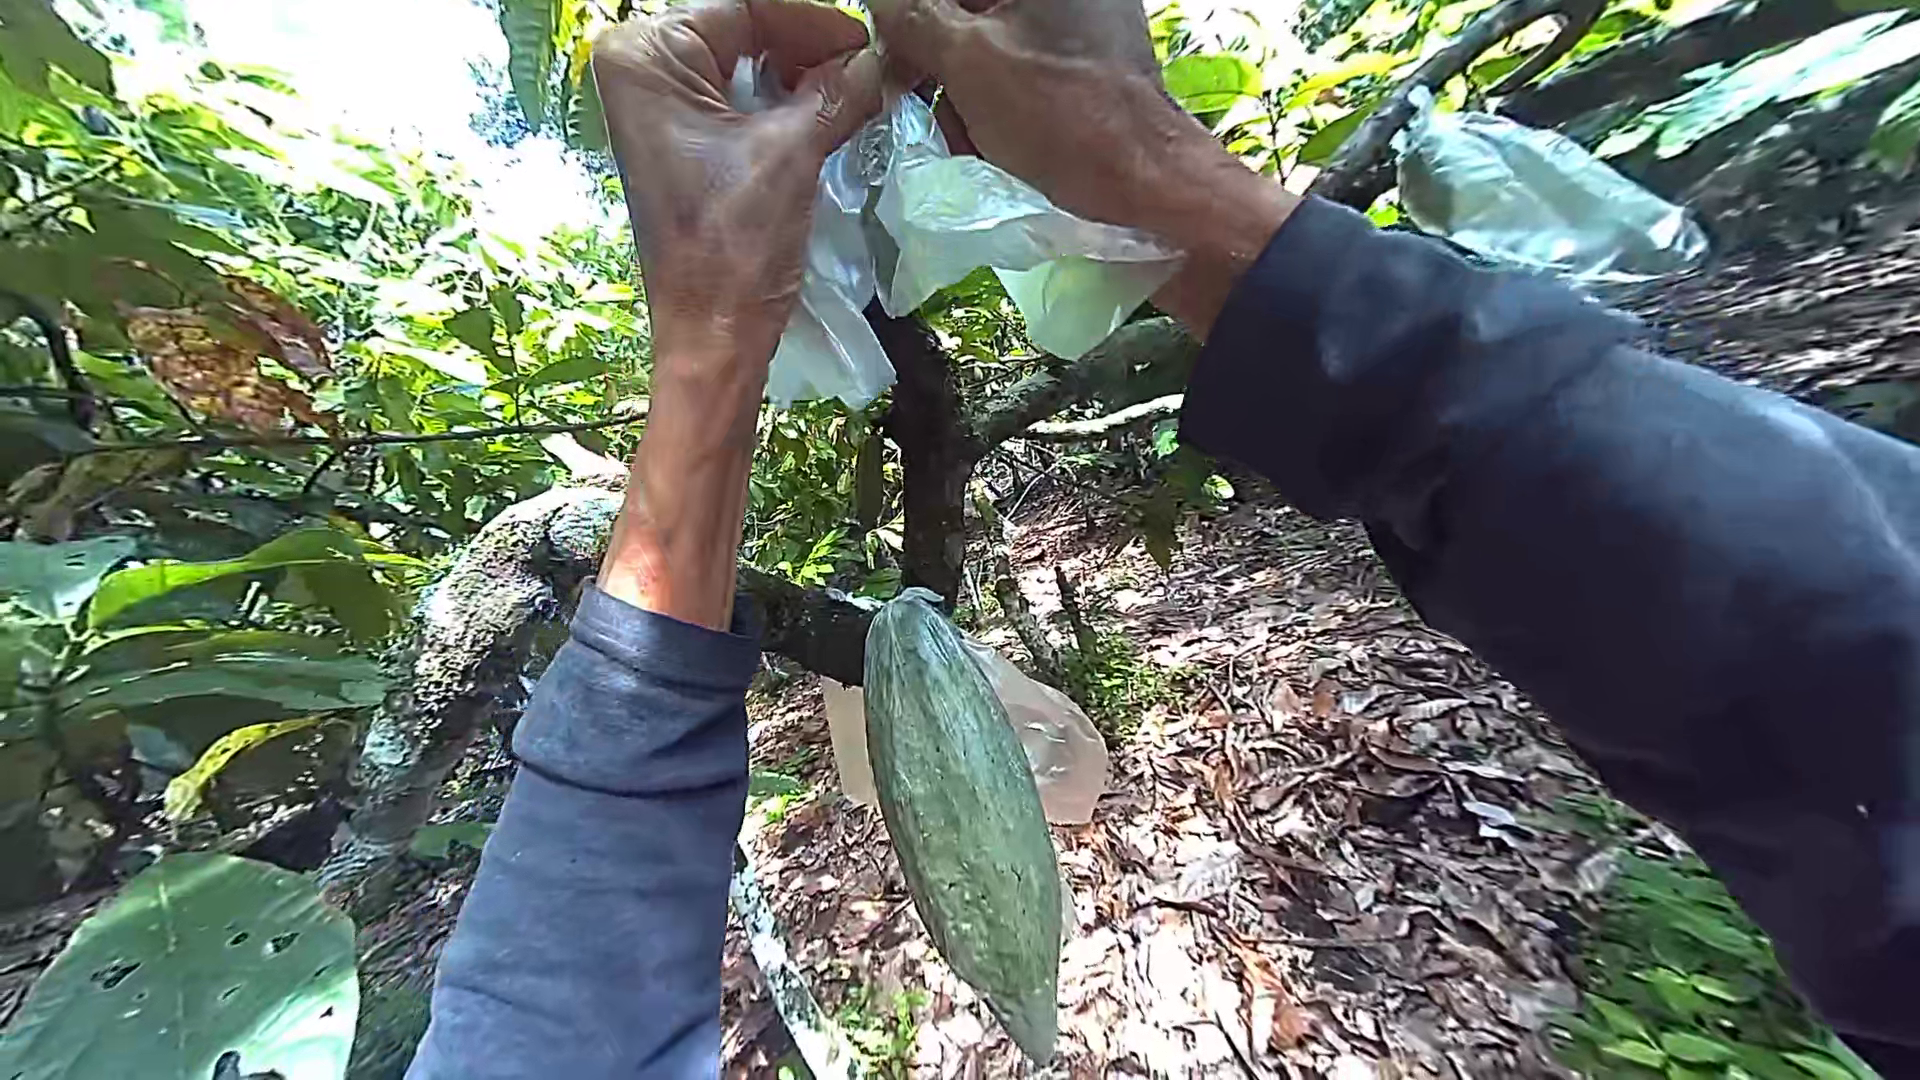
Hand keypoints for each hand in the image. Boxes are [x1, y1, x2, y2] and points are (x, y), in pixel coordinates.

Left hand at [591, 0, 881, 628]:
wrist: (716, 339)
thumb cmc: (737, 250)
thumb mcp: (789, 159)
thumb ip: (834, 96)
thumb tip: (883, 59)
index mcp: (649, 60)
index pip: (743, 8)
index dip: (813, 22)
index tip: (870, 41)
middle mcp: (648, 80)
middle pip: (744, 39)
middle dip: (811, 53)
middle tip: (871, 71)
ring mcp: (668, 124)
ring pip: (750, 81)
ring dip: (806, 87)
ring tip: (860, 96)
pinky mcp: (693, 162)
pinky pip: (747, 121)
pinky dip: (790, 120)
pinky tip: (830, 124)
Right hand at [868, 0, 1297, 334]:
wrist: (1142, 186)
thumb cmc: (1060, 118)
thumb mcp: (973, 63)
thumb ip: (917, 22)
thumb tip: (883, 8)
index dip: (911, 26)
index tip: (895, 69)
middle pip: (970, 21)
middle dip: (944, 71)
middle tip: (939, 118)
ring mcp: (1079, 29)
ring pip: (992, 56)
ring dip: (970, 103)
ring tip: (977, 146)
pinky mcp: (1087, 73)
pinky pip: (1021, 84)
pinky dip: (999, 115)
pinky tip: (1000, 150)